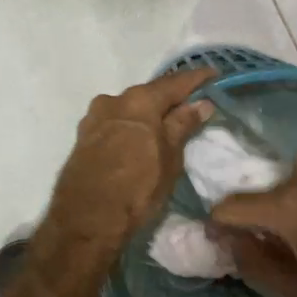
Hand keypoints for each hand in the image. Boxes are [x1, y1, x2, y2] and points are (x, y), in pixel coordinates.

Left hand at [39, 68, 216, 260]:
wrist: (86, 221)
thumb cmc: (137, 188)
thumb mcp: (169, 158)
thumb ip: (182, 126)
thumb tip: (200, 103)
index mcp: (138, 101)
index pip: (174, 83)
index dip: (196, 79)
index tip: (213, 74)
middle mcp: (112, 101)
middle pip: (148, 94)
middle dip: (169, 99)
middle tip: (190, 105)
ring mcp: (93, 119)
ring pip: (128, 109)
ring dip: (147, 114)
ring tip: (165, 125)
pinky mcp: (83, 138)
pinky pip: (115, 124)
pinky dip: (130, 126)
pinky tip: (138, 138)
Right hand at [209, 158, 296, 296]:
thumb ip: (252, 263)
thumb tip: (226, 240)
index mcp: (289, 206)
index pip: (230, 205)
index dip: (219, 226)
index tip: (222, 244)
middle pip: (261, 189)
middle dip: (255, 215)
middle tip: (267, 246)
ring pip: (289, 181)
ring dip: (284, 204)